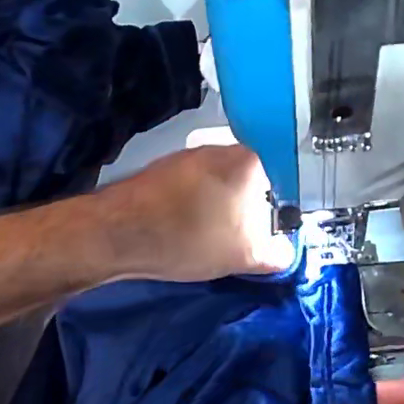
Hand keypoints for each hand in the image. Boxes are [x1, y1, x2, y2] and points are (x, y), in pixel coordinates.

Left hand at [96, 145, 294, 281]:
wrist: (119, 232)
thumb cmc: (191, 237)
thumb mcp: (245, 256)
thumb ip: (276, 254)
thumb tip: (285, 252)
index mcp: (249, 160)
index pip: (281, 184)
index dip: (276, 213)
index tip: (266, 236)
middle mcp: (221, 148)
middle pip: (248, 182)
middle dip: (247, 211)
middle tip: (240, 241)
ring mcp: (188, 156)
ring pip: (219, 185)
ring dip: (219, 210)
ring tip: (210, 239)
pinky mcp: (163, 168)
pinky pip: (192, 188)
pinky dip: (193, 206)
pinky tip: (184, 229)